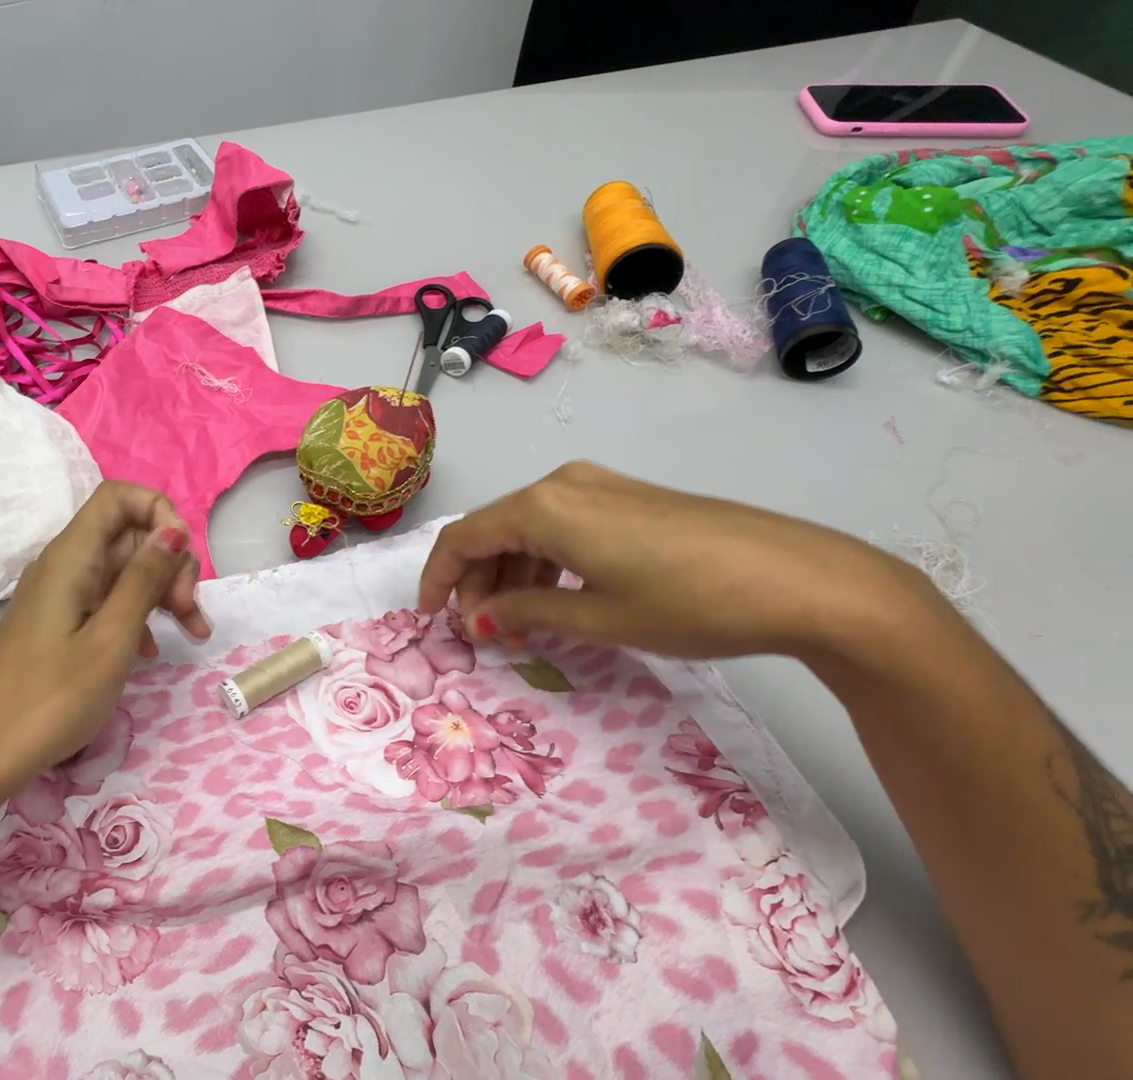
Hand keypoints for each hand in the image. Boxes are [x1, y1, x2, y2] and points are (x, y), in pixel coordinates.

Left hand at [0, 482, 210, 787]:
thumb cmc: (51, 698)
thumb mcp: (111, 639)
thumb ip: (144, 580)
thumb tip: (173, 529)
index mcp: (72, 557)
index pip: (119, 497)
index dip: (159, 513)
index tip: (182, 559)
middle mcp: (64, 565)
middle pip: (128, 534)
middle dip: (170, 563)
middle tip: (191, 614)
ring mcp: (60, 595)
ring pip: (123, 571)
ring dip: (162, 593)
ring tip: (191, 634)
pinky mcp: (59, 624)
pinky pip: (107, 601)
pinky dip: (137, 616)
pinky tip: (151, 651)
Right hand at [417, 462, 940, 659]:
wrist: (804, 581)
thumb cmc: (688, 603)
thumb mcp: (595, 617)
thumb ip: (524, 612)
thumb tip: (480, 618)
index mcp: (544, 508)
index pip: (463, 538)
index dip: (437, 579)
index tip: (430, 619)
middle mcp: (562, 484)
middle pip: (493, 531)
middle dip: (476, 582)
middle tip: (482, 633)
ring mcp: (599, 486)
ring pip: (527, 529)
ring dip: (510, 575)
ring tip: (519, 625)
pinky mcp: (628, 497)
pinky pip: (562, 526)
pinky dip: (544, 563)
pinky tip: (558, 598)